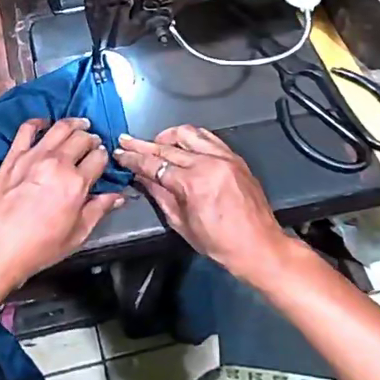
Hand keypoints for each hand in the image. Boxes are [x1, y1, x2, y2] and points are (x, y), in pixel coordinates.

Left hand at [0, 117, 124, 294]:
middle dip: (91, 139)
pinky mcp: (12, 157)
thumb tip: (116, 197)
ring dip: (73, 124)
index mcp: (76, 183)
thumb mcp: (76, 235)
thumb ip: (97, 210)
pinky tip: (44, 124)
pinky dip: (38, 122)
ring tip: (80, 124)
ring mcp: (33, 157)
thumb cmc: (36, 248)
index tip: (102, 159)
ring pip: (59, 128)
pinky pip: (27, 129)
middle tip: (93, 143)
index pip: (99, 158)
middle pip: (82, 138)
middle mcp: (57, 164)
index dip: (104, 156)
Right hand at [115, 125, 298, 285]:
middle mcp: (208, 164)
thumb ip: (160, 195)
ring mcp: (224, 157)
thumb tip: (142, 176)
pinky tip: (181, 142)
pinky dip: (191, 137)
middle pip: (167, 147)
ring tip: (154, 142)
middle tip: (126, 141)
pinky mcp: (235, 157)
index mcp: (192, 183)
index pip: (154, 164)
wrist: (259, 245)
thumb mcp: (181, 223)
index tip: (120, 154)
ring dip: (167, 136)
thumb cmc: (219, 243)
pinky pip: (208, 137)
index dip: (133, 158)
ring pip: (188, 134)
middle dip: (142, 145)